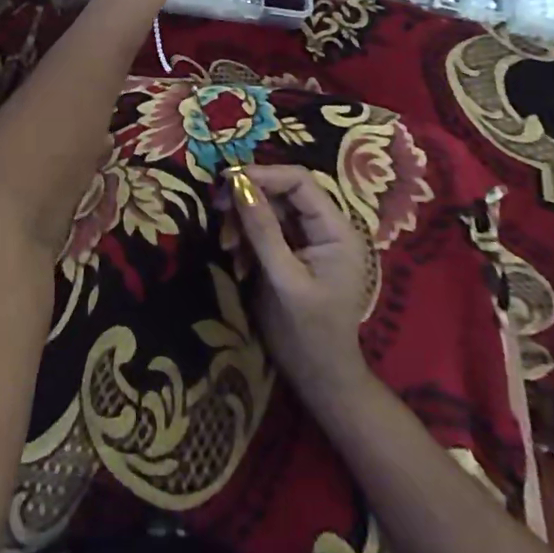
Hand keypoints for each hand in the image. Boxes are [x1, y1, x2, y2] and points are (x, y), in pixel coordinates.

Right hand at [230, 165, 374, 396]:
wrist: (319, 377)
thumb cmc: (309, 332)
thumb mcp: (284, 280)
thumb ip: (263, 231)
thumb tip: (238, 186)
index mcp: (336, 231)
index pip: (299, 182)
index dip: (263, 175)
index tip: (225, 182)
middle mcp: (324, 229)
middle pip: (280, 193)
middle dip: (246, 201)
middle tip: (216, 211)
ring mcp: (306, 242)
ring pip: (267, 210)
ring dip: (241, 223)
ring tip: (227, 247)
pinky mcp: (289, 254)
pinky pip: (262, 231)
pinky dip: (244, 240)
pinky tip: (237, 262)